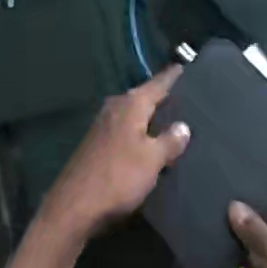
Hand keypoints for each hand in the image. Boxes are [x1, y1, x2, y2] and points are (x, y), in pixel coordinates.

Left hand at [4, 67, 190, 267]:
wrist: (78, 200)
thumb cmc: (119, 175)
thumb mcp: (151, 160)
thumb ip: (169, 141)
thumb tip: (183, 125)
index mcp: (131, 104)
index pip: (157, 84)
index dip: (171, 77)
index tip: (184, 66)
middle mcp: (117, 106)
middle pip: (145, 96)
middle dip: (163, 97)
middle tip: (189, 98)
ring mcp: (106, 122)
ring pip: (136, 112)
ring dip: (152, 115)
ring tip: (175, 119)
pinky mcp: (101, 139)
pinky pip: (128, 126)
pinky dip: (142, 129)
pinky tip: (152, 139)